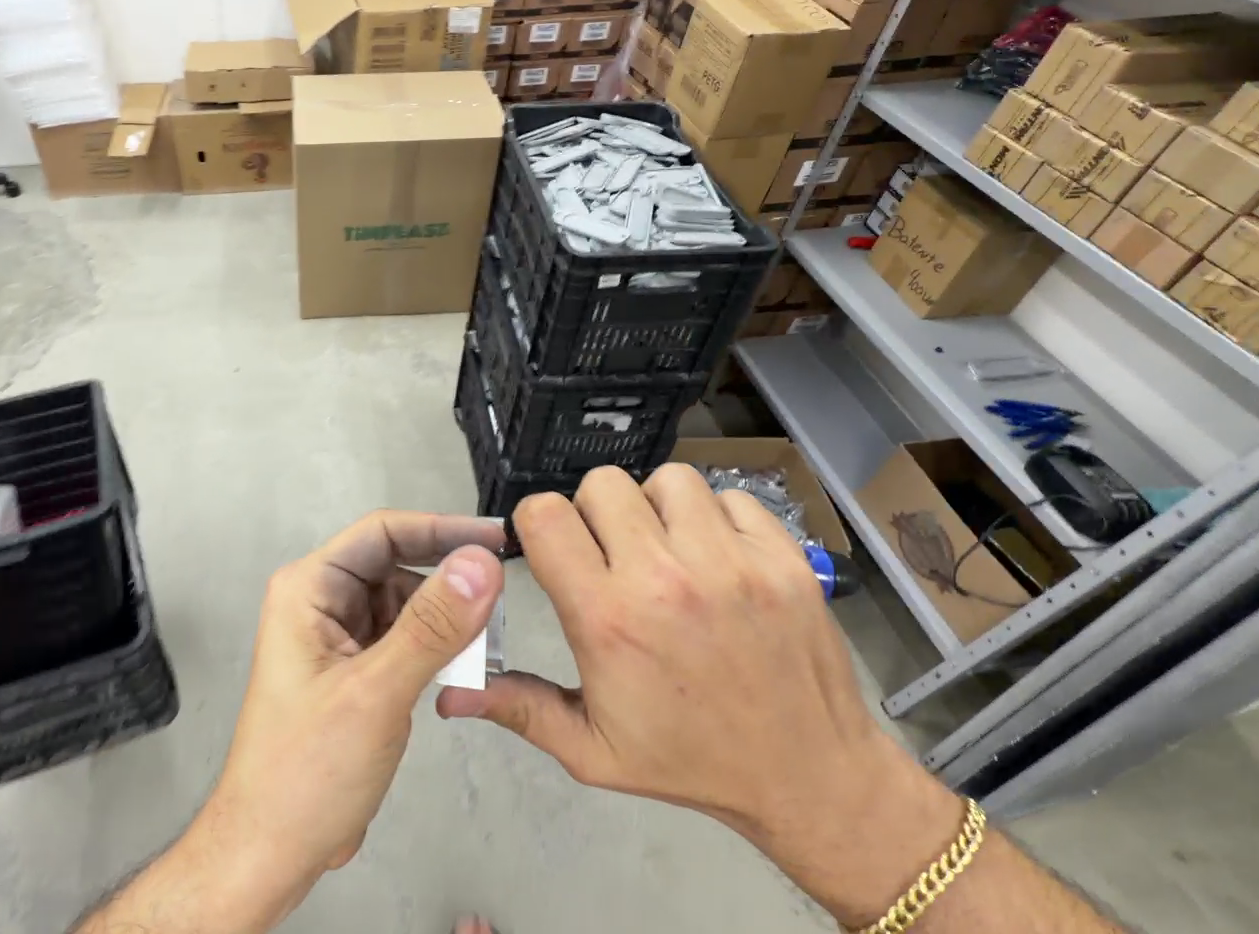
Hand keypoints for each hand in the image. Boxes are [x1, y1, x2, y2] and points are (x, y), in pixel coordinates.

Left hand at [191, 511, 506, 928]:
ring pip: (405, 604)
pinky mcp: (354, 671)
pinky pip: (403, 639)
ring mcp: (337, 638)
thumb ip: (432, 625)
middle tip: (503, 600)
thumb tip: (482, 562)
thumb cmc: (308, 770)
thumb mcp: (376, 691)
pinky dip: (434, 649)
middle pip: (396, 564)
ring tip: (485, 646)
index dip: (442, 529)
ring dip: (445, 620)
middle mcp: (320, 603)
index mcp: (309, 589)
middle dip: (447, 581)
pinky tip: (460, 671)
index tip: (499, 540)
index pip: (382, 533)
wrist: (274, 847)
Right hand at [436, 466, 952, 857]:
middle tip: (610, 553)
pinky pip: (730, 496)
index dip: (538, 524)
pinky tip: (716, 557)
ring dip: (655, 508)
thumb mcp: (590, 750)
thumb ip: (517, 707)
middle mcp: (664, 577)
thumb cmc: (688, 762)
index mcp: (607, 618)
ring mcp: (731, 561)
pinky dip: (715, 517)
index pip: (544, 515)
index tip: (554, 550)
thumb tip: (447, 691)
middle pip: (601, 484)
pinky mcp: (782, 555)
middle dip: (593, 512)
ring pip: (667, 480)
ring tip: (665, 550)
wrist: (810, 778)